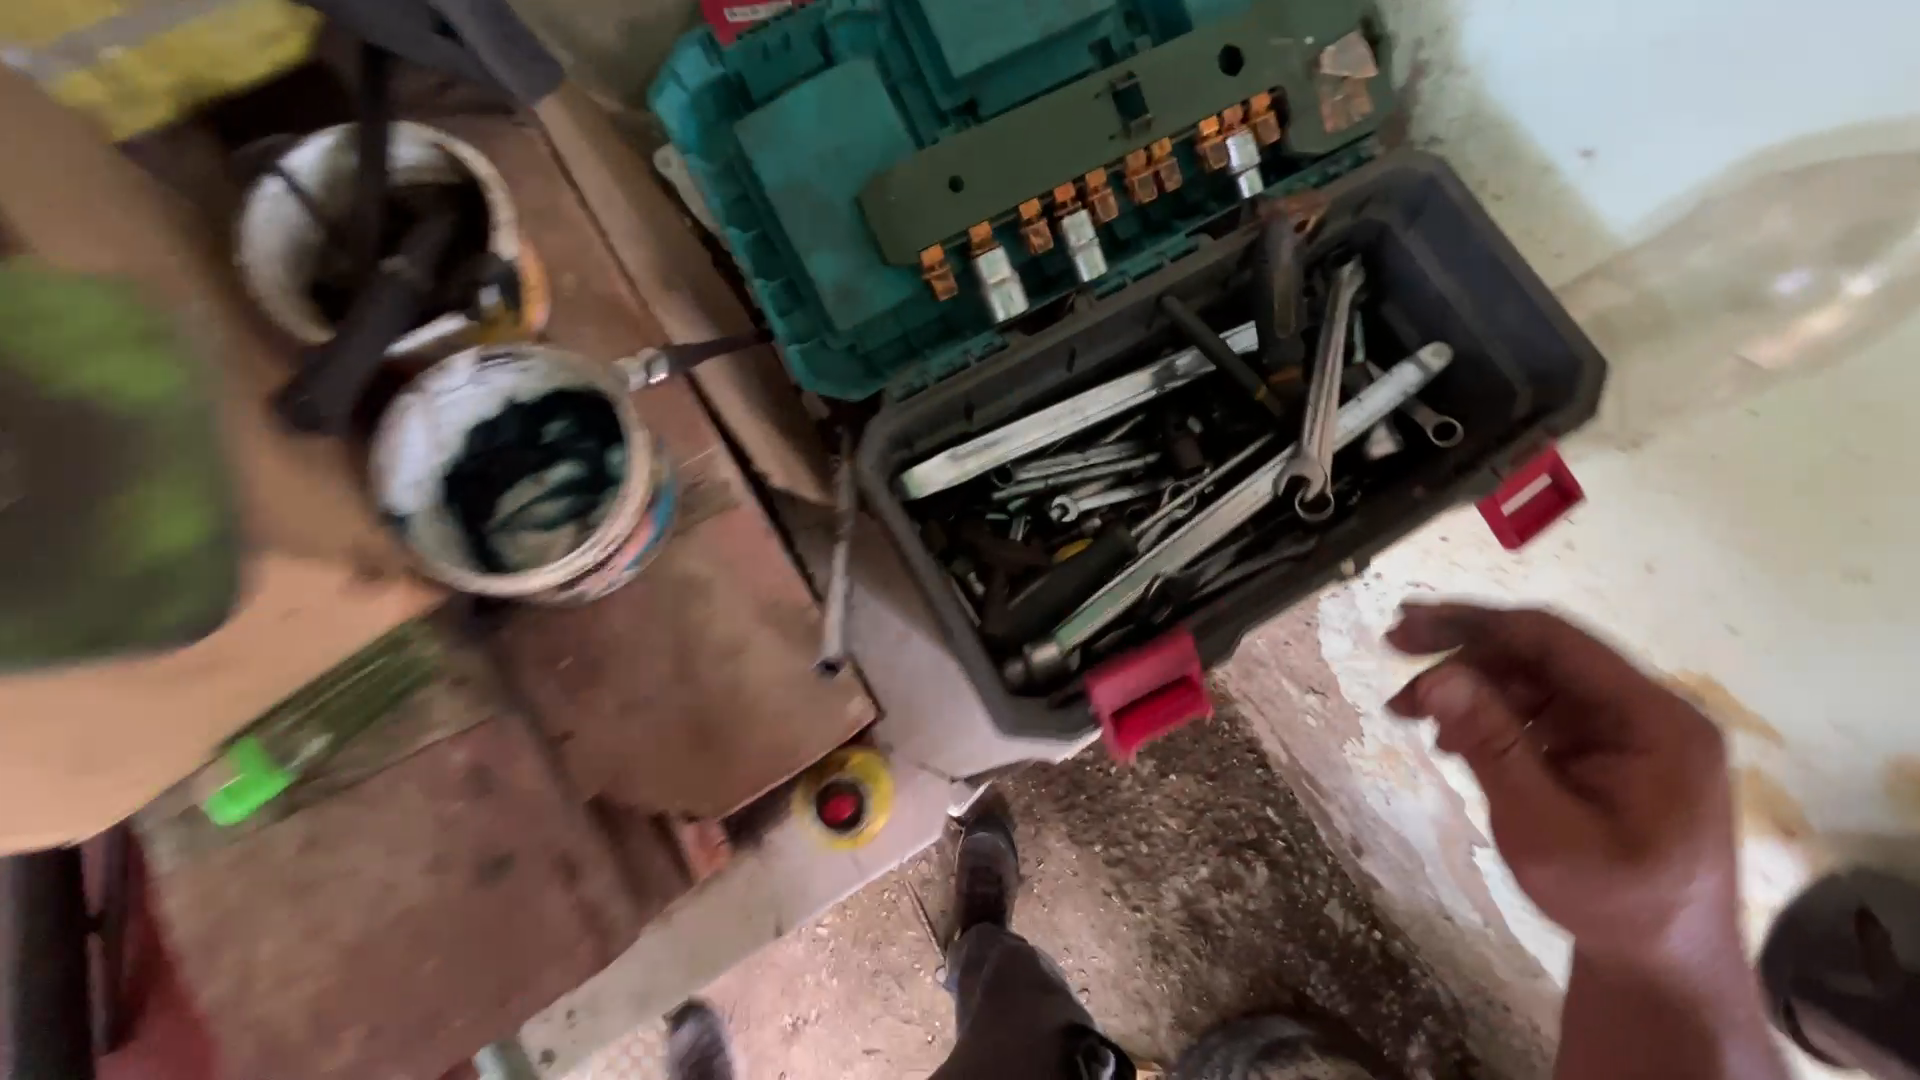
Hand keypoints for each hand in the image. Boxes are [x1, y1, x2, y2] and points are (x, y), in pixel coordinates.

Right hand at [1385, 602, 1740, 970]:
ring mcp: (1626, 729)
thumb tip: (1436, 678)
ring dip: (1465, 687)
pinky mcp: (1604, 749)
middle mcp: (1645, 710)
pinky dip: (1484, 715)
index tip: (1403, 626)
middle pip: (1538, 653)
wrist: (1659, 965)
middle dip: (1460, 652)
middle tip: (1391, 650)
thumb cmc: (1610, 901)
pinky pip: (1536, 710)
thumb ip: (1492, 745)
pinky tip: (1450, 741)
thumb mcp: (1541, 825)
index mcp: (1653, 719)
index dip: (1473, 624)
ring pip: (1529, 679)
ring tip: (1407, 712)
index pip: (1552, 640)